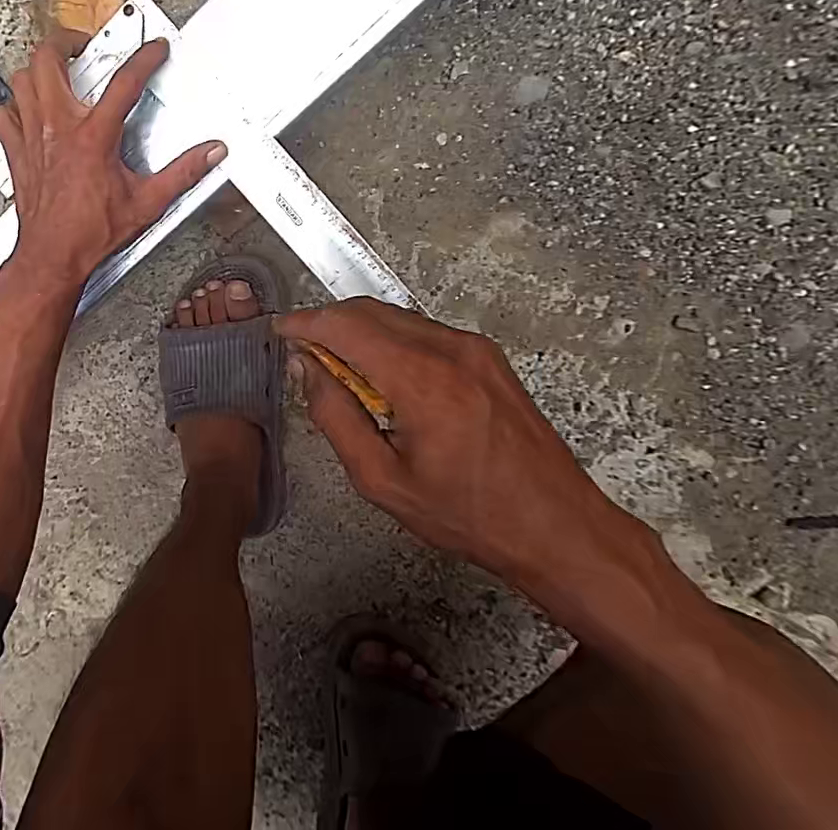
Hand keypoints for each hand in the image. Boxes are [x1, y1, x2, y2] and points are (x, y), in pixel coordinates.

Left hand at [0, 30, 225, 289]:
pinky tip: (24, 109)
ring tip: (55, 68)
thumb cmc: (89, 234)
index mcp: (93, 137)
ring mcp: (32, 138)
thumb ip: (182, 173)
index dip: (143, 59)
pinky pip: (4, 115)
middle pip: (48, 60)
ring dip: (37, 69)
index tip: (153, 50)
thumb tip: (209, 154)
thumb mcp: (147, 202)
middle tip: (83, 43)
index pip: (124, 83)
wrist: (53, 256)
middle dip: (66, 41)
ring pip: (21, 80)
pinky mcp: (17, 153)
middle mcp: (57, 129)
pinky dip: (13, 105)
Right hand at [275, 299, 660, 596]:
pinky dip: (389, 341)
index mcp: (422, 379)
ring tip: (338, 370)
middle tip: (302, 353)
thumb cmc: (469, 514)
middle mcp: (451, 349)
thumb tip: (307, 370)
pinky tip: (381, 376)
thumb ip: (335, 417)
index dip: (305, 323)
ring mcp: (474, 348)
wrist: (557, 526)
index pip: (346, 325)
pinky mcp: (487, 356)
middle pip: (370, 310)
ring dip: (358, 332)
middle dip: (328, 323)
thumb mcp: (382, 481)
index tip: (280, 331)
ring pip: (396, 317)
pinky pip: (423, 332)